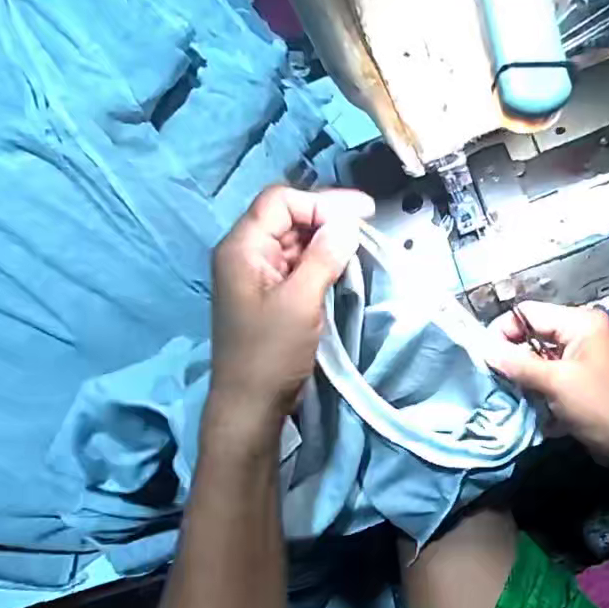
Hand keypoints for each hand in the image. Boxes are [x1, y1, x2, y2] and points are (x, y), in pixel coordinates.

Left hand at [209, 185, 373, 427]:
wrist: (250, 406)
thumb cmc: (270, 354)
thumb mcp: (301, 302)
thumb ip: (323, 256)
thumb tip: (347, 221)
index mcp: (242, 248)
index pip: (281, 202)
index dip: (322, 202)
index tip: (363, 213)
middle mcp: (245, 254)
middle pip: (287, 217)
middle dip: (326, 216)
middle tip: (366, 225)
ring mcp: (256, 275)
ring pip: (294, 240)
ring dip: (325, 238)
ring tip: (358, 243)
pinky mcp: (269, 294)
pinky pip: (296, 264)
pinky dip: (319, 260)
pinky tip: (341, 264)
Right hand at [485, 301, 608, 473]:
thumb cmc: (601, 407)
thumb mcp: (556, 383)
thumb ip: (518, 364)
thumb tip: (485, 350)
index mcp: (580, 322)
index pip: (529, 312)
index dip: (504, 330)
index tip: (485, 357)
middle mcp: (581, 333)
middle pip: (532, 334)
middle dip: (513, 356)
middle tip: (497, 379)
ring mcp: (581, 357)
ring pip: (538, 358)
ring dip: (524, 376)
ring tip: (514, 394)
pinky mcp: (579, 379)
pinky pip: (548, 375)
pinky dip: (537, 388)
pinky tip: (532, 406)